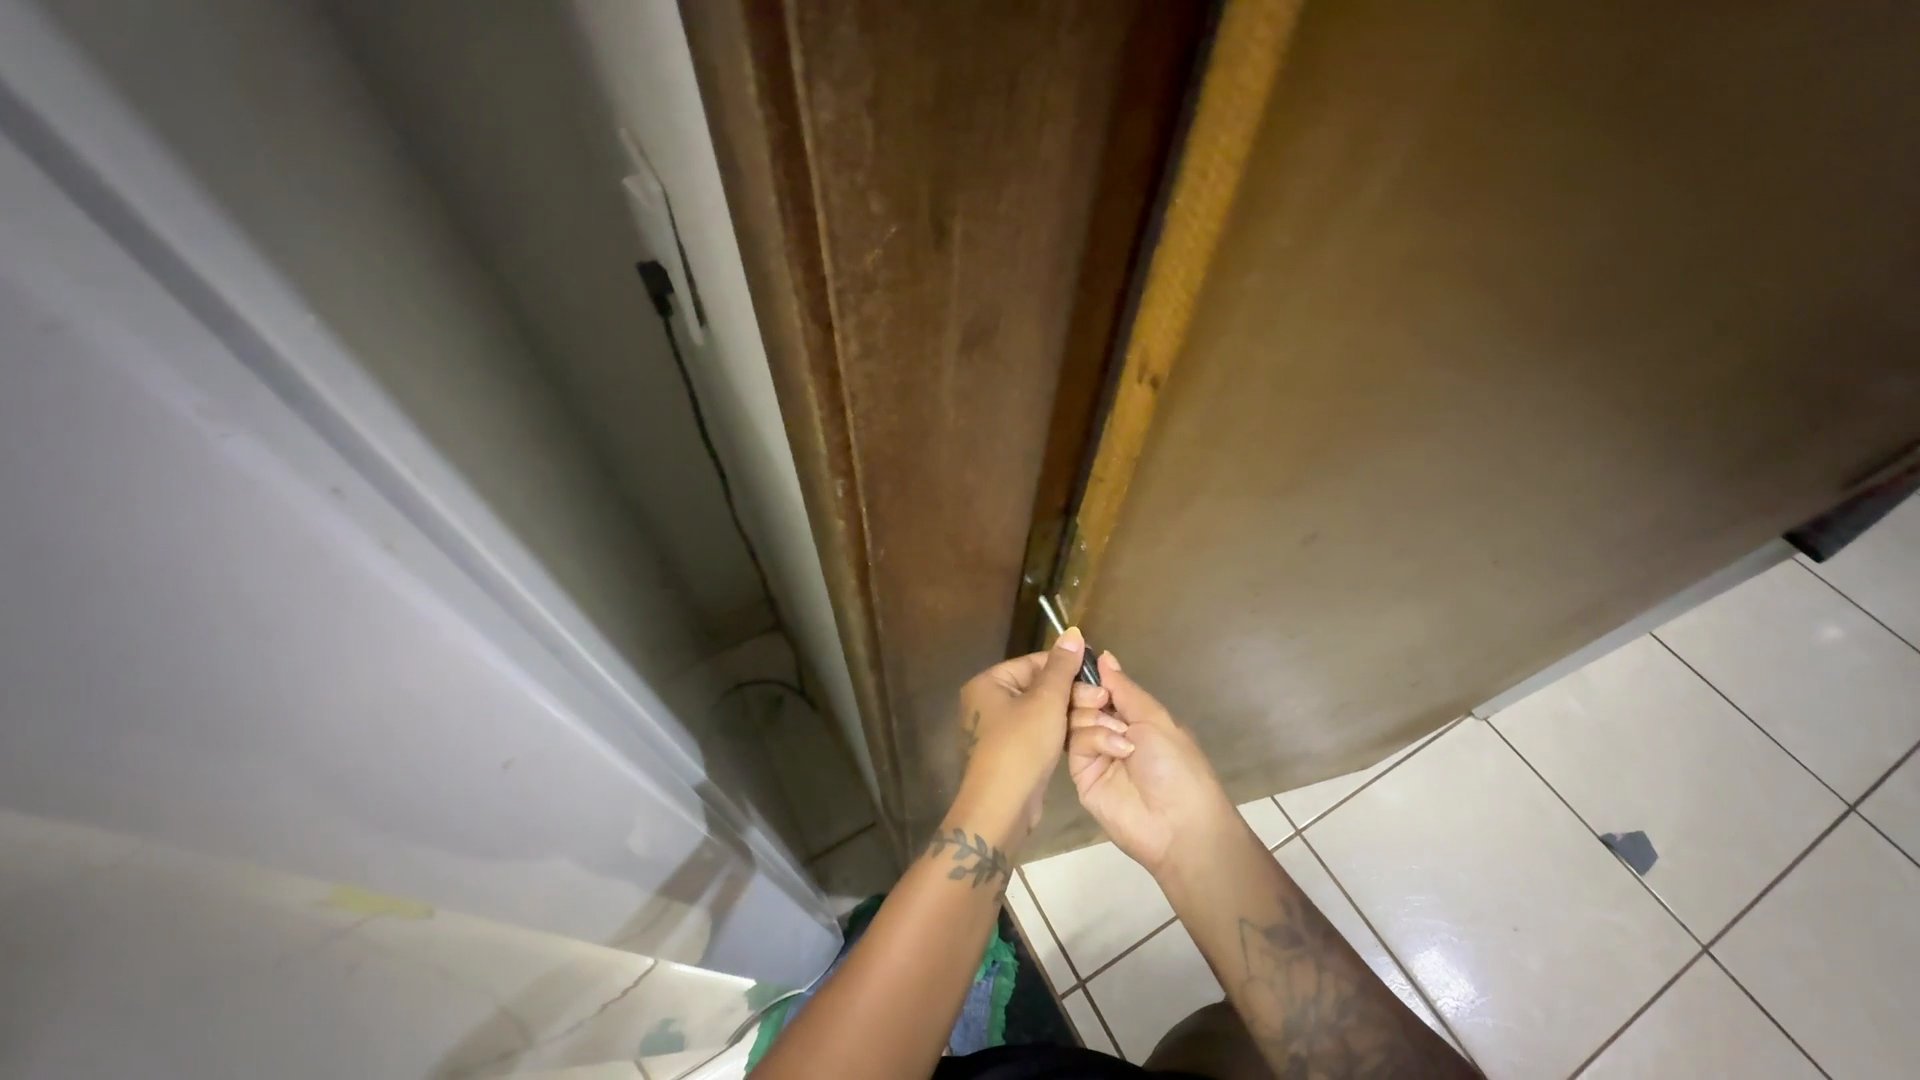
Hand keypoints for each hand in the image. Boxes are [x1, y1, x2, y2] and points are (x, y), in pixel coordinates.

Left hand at [950, 628, 1085, 848]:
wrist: (1002, 806)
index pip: (1033, 662)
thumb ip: (1062, 666)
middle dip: (1074, 694)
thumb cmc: (1020, 745)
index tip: (1097, 674)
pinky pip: (1041, 733)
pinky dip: (1063, 732)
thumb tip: (1073, 632)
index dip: (1067, 666)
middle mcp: (989, 702)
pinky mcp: (1014, 753)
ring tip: (1104, 718)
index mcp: (988, 683)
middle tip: (1104, 700)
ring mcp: (1000, 730)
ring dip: (1074, 714)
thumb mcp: (1045, 701)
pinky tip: (1088, 735)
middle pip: (1040, 687)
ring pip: (1044, 712)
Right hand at [1067, 652, 1239, 878]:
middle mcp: (1110, 732)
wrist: (1178, 823)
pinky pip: (1075, 743)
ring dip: (1096, 719)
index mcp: (1133, 717)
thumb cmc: (1176, 764)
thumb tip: (1104, 656)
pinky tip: (1115, 749)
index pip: (1103, 688)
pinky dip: (1094, 738)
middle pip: (1082, 701)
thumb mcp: (1155, 718)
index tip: (1082, 662)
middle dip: (1090, 695)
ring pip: (1075, 719)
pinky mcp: (1081, 774)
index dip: (1093, 676)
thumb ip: (1124, 688)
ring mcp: (1095, 754)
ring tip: (1120, 734)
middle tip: (1102, 700)